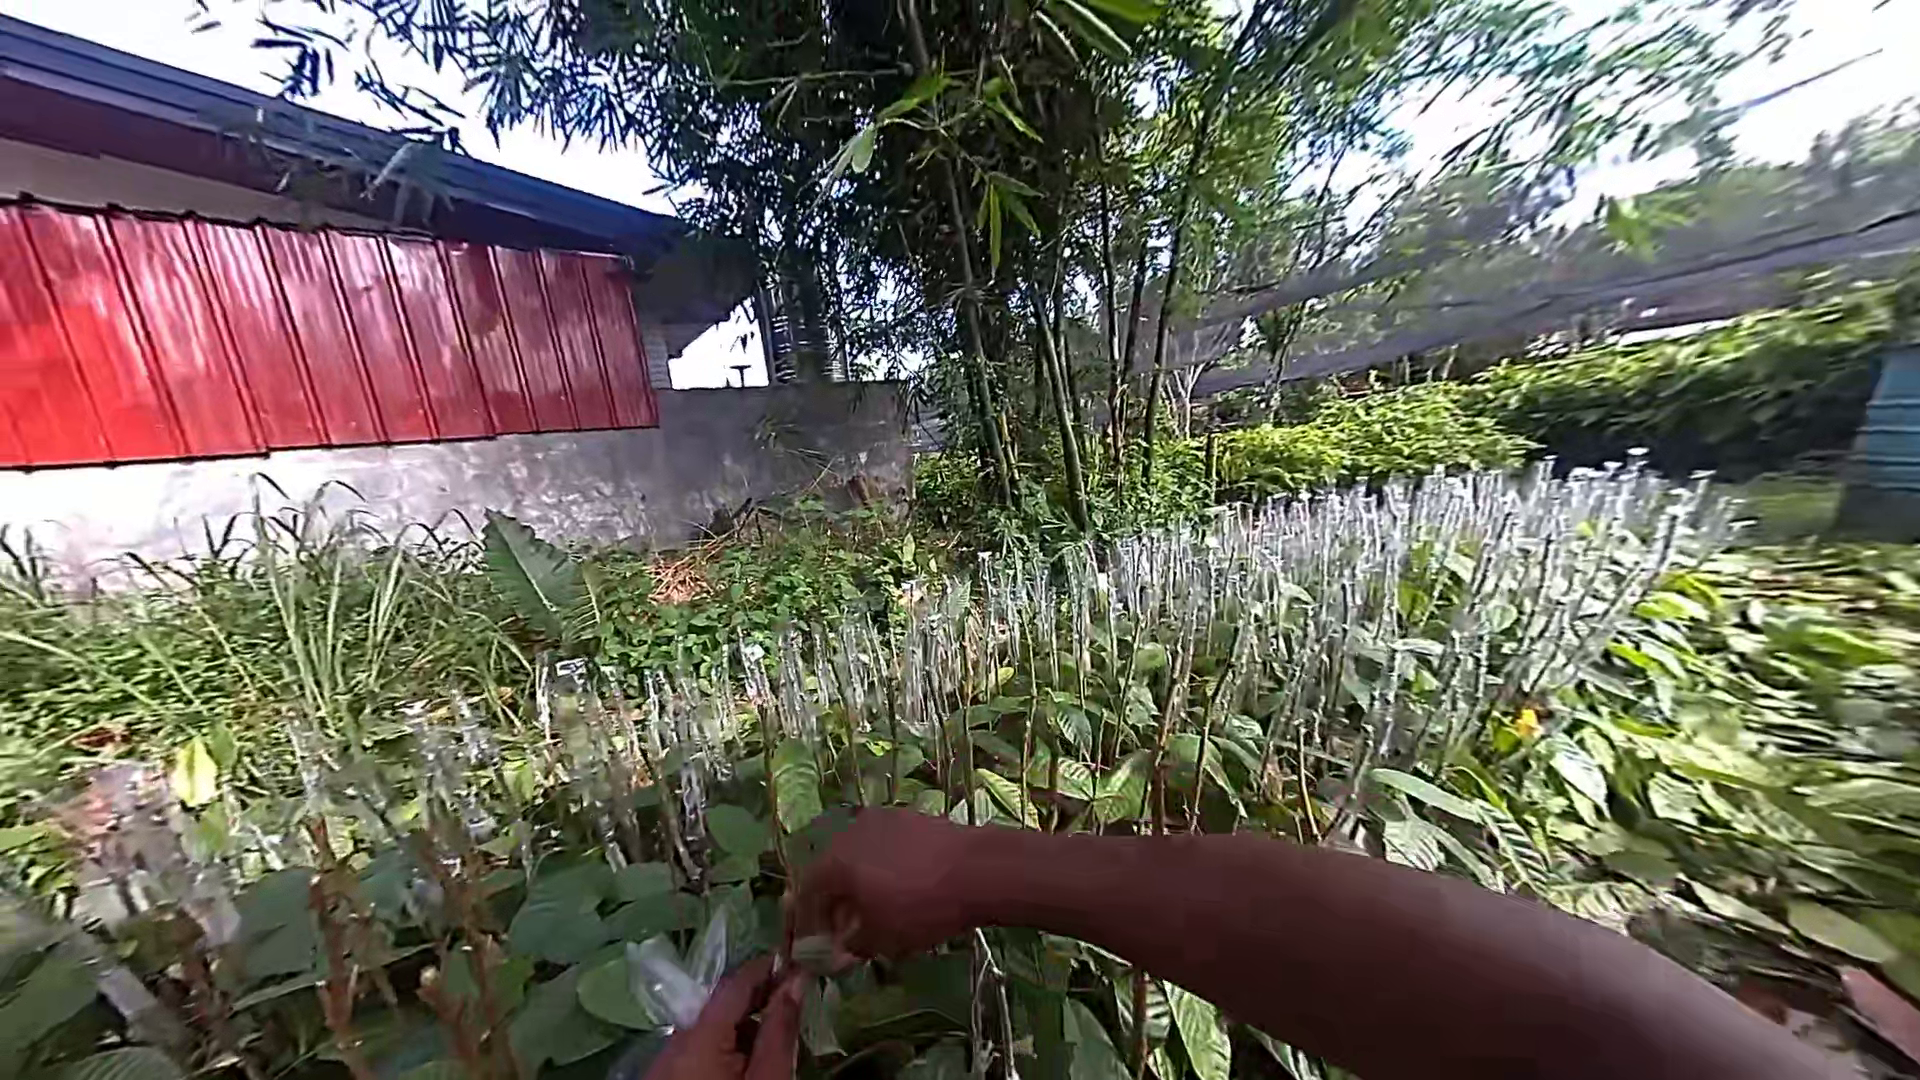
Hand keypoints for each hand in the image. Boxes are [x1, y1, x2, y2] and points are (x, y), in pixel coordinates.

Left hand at [644, 955, 804, 1079]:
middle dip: (758, 997)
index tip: (798, 964)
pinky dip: (722, 1047)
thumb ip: (781, 1026)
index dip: (769, 967)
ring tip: (772, 1035)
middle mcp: (672, 1043)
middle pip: (721, 1003)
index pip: (736, 981)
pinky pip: (694, 1051)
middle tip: (792, 999)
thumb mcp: (768, 1079)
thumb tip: (797, 977)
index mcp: (698, 1035)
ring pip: (708, 1027)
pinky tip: (744, 1062)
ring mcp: (662, 1066)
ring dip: (741, 1024)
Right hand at [786, 808, 986, 965]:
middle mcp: (853, 830)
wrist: (974, 868)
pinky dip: (880, 865)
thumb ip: (851, 943)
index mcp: (836, 859)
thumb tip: (844, 943)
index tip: (814, 944)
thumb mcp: (880, 938)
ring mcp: (883, 818)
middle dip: (833, 900)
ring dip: (858, 881)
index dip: (807, 921)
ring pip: (858, 854)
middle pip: (831, 868)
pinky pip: (882, 844)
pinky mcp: (909, 816)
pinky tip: (898, 886)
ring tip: (873, 909)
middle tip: (843, 929)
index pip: (806, 891)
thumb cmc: (920, 906)